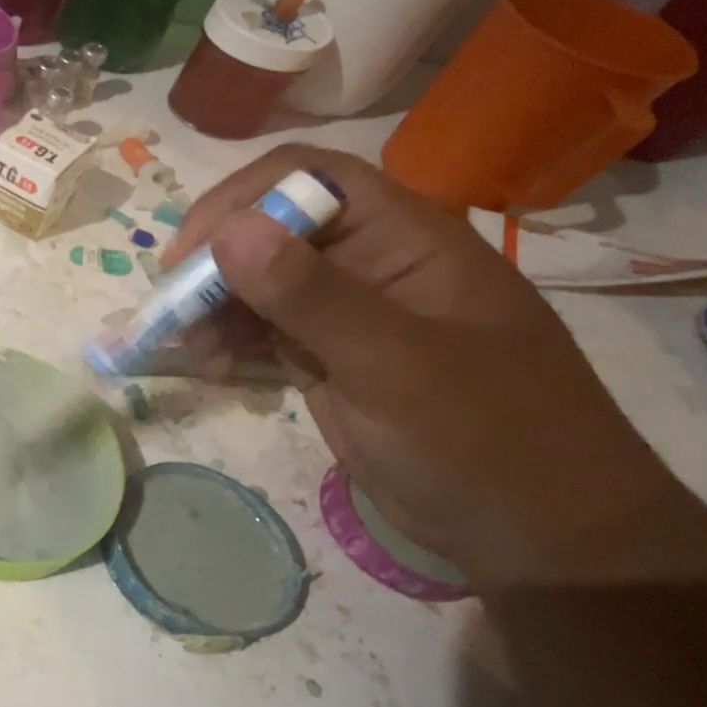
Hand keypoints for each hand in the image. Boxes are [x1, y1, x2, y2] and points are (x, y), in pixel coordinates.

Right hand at [166, 144, 706, 588]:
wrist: (534, 529)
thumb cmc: (483, 437)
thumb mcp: (394, 364)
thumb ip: (311, 296)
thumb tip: (229, 230)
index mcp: (405, 238)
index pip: (306, 177)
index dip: (238, 202)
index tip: (186, 259)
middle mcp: (370, 261)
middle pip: (268, 228)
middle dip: (211, 265)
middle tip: (172, 316)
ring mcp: (346, 311)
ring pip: (254, 281)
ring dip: (211, 308)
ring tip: (193, 352)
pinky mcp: (327, 356)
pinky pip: (260, 328)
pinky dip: (226, 340)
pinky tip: (213, 368)